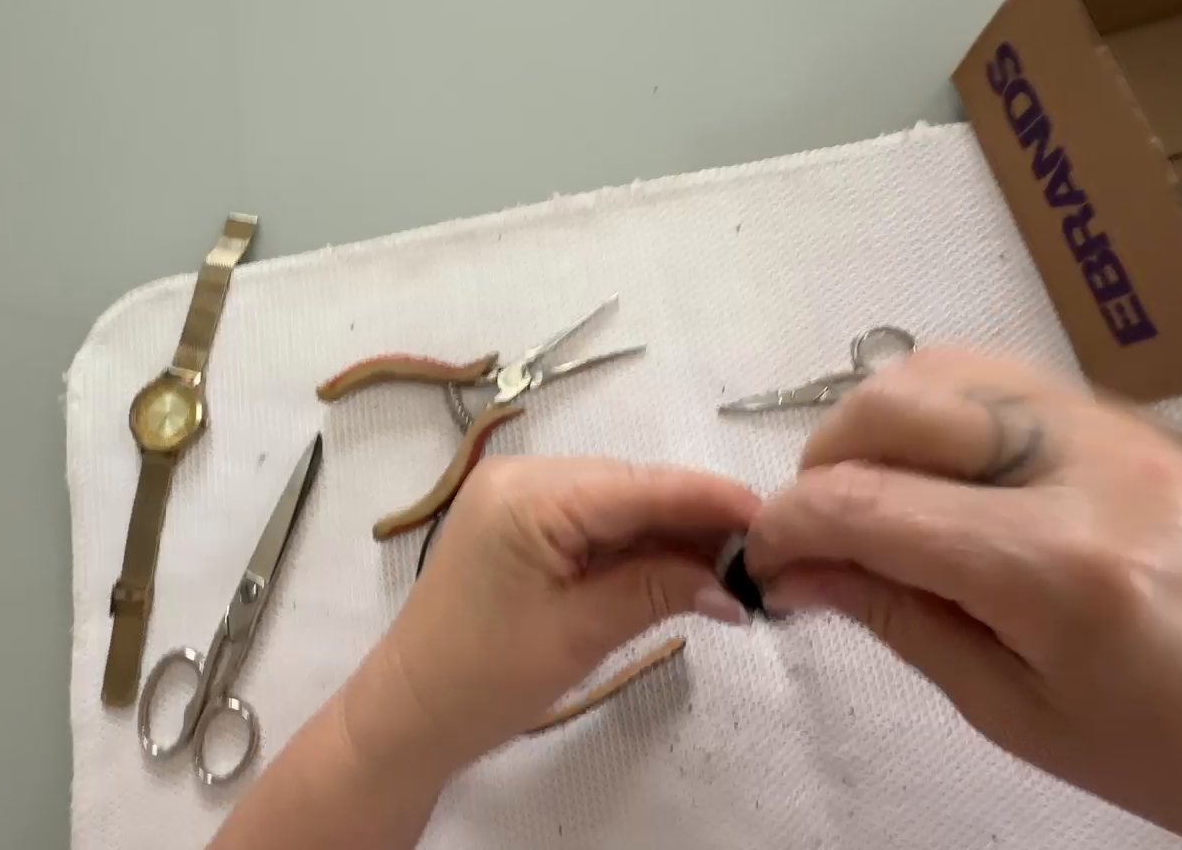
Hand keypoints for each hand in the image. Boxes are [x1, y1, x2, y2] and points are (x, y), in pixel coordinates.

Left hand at [340, 456, 758, 771]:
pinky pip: (586, 514)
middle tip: (753, 553)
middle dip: (689, 516)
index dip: (705, 497)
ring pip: (611, 498)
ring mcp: (514, 491)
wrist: (412, 707)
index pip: (636, 485)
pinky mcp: (515, 515)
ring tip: (722, 563)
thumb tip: (731, 583)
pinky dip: (628, 538)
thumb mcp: (581, 632)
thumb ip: (658, 589)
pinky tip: (670, 560)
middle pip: (626, 486)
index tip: (768, 514)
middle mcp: (520, 474)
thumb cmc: (487, 677)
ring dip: (663, 529)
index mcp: (527, 494)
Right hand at [744, 349, 1181, 849]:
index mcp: (1063, 570)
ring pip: (932, 369)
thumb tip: (793, 570)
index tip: (764, 558)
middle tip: (816, 525)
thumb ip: (889, 616)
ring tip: (868, 488)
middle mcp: (1086, 468)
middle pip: (890, 409)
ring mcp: (1110, 425)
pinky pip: (986, 370)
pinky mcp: (1121, 413)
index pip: (868, 506)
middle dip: (818, 464)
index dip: (787, 525)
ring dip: (867, 424)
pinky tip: (925, 461)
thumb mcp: (1009, 711)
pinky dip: (924, 404)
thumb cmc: (1176, 759)